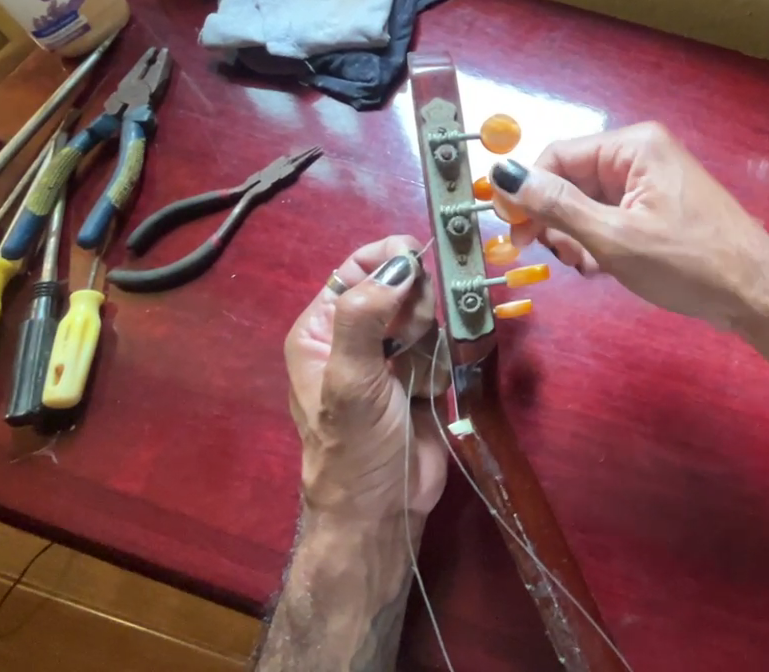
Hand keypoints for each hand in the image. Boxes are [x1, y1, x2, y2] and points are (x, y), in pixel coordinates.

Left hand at [284, 237, 446, 524]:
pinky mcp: (423, 373)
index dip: (389, 257)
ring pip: (428, 312)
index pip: (357, 268)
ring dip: (433, 337)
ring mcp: (393, 354)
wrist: (384, 510)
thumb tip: (400, 263)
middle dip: (416, 306)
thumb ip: (365, 318)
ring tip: (421, 373)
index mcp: (323, 328)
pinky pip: (445, 342)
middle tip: (412, 338)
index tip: (421, 259)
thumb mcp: (350, 381)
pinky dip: (446, 360)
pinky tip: (433, 389)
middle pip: (401, 285)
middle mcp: (357, 335)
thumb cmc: (353, 447)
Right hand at [495, 122, 768, 331]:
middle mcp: (642, 155)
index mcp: (634, 146)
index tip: (511, 234)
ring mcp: (652, 182)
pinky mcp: (659, 209)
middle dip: (559, 222)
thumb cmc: (688, 263)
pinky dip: (601, 243)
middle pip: (572, 181)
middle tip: (562, 259)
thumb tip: (502, 172)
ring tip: (592, 268)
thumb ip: (556, 205)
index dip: (527, 193)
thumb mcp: (614, 237)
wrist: (756, 295)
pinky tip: (606, 269)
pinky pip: (612, 218)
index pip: (558, 156)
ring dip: (578, 239)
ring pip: (589, 204)